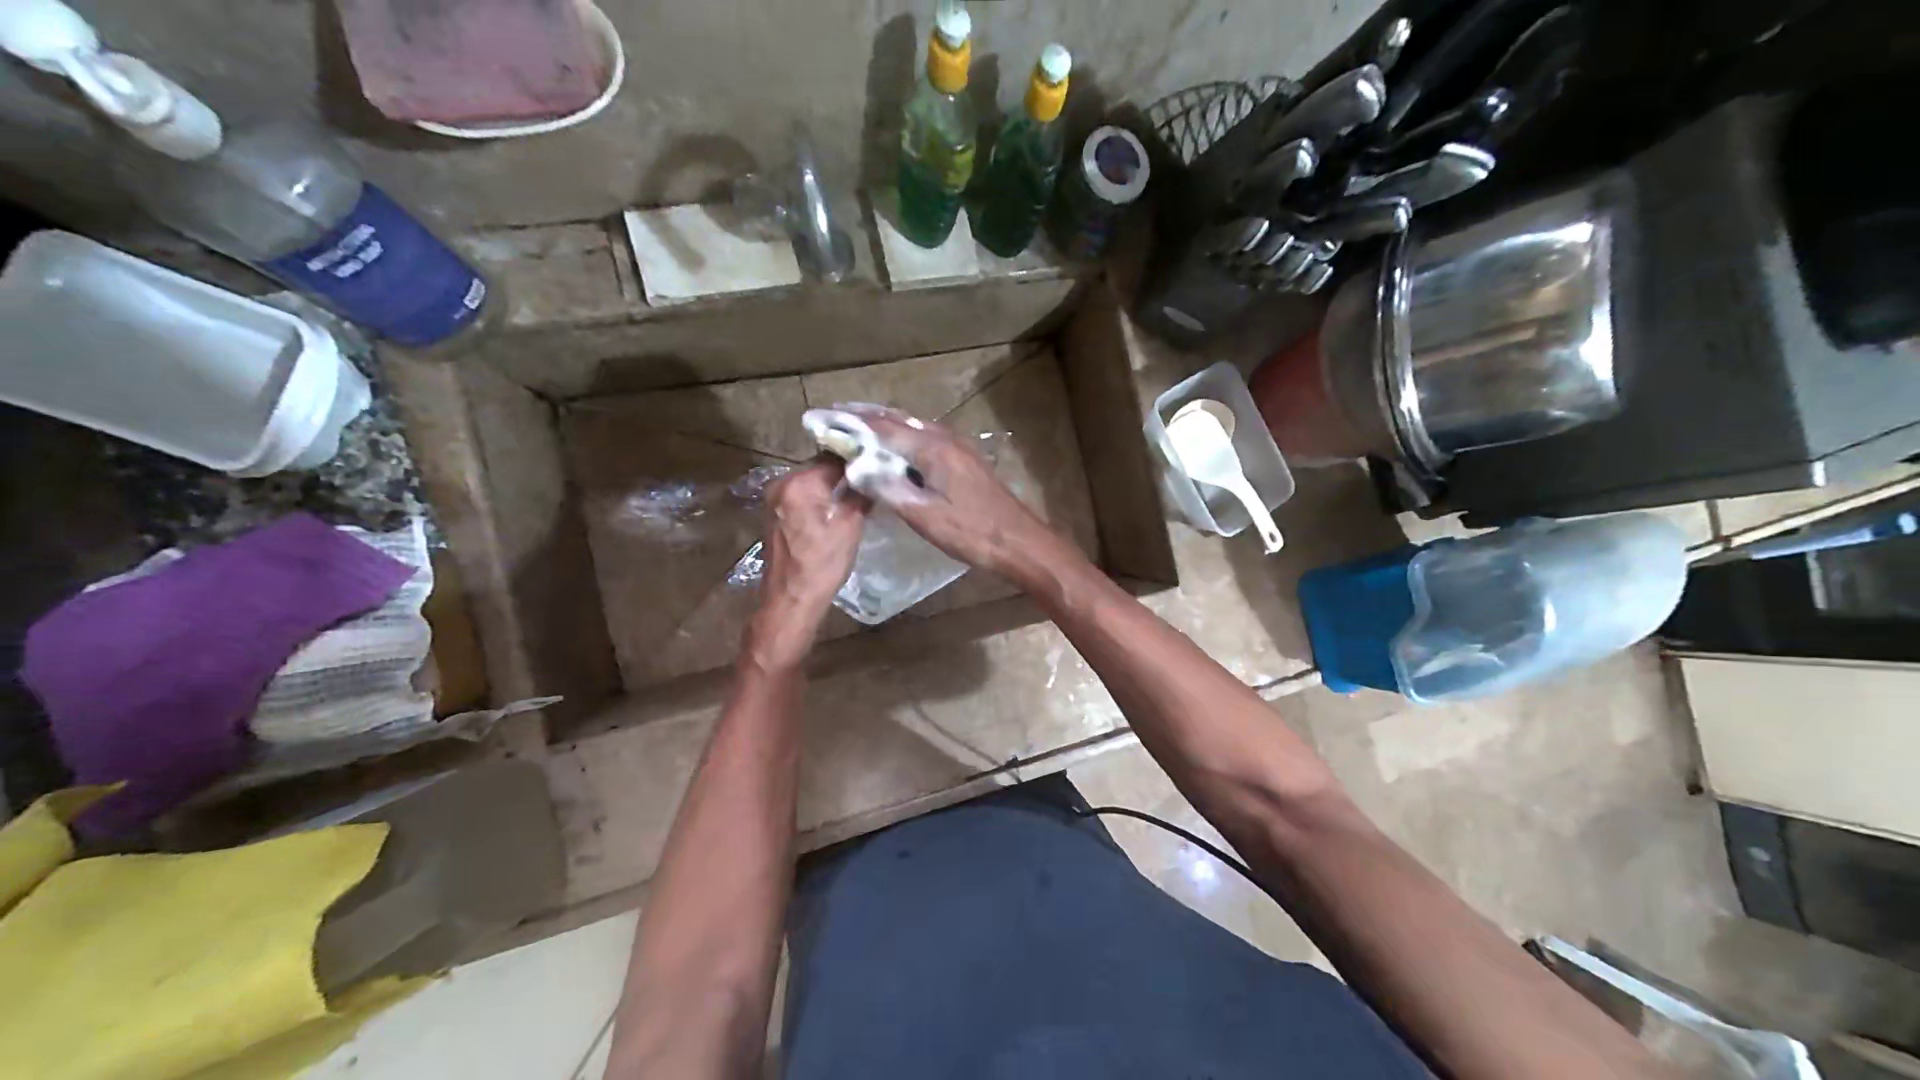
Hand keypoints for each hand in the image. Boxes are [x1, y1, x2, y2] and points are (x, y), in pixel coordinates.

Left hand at [746, 461, 867, 667]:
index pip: (834, 456)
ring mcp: (774, 498)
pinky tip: (839, 505)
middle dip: (846, 470)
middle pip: (820, 465)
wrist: (790, 600)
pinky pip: (802, 494)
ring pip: (811, 480)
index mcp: (800, 483)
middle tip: (874, 475)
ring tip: (861, 490)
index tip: (880, 460)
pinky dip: (820, 496)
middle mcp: (781, 483)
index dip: (859, 457)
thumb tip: (874, 472)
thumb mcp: (850, 527)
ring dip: (833, 484)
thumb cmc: (822, 565)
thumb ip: (860, 493)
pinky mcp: (774, 513)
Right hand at [839, 405, 1078, 585]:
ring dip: (882, 424)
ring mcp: (957, 446)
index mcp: (932, 448)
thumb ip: (888, 488)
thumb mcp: (924, 516)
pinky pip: (924, 437)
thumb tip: (854, 466)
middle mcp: (944, 438)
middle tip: (831, 416)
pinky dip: (900, 436)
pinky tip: (892, 447)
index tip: (819, 419)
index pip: (881, 428)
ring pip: (912, 426)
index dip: (848, 423)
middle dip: (863, 417)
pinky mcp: (963, 459)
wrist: (1019, 542)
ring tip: (853, 426)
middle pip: (896, 420)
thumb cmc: (971, 532)